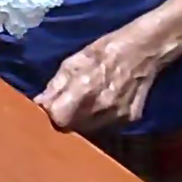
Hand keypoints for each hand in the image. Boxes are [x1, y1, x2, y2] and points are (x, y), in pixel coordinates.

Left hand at [33, 21, 168, 129]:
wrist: (141, 52)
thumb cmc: (102, 52)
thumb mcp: (72, 62)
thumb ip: (55, 85)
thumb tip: (40, 103)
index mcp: (84, 89)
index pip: (59, 119)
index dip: (52, 113)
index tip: (50, 106)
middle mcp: (102, 107)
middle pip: (73, 127)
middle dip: (65, 117)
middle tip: (67, 101)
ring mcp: (118, 116)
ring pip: (89, 129)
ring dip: (82, 119)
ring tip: (86, 100)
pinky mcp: (130, 119)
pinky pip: (106, 126)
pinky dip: (99, 118)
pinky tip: (102, 102)